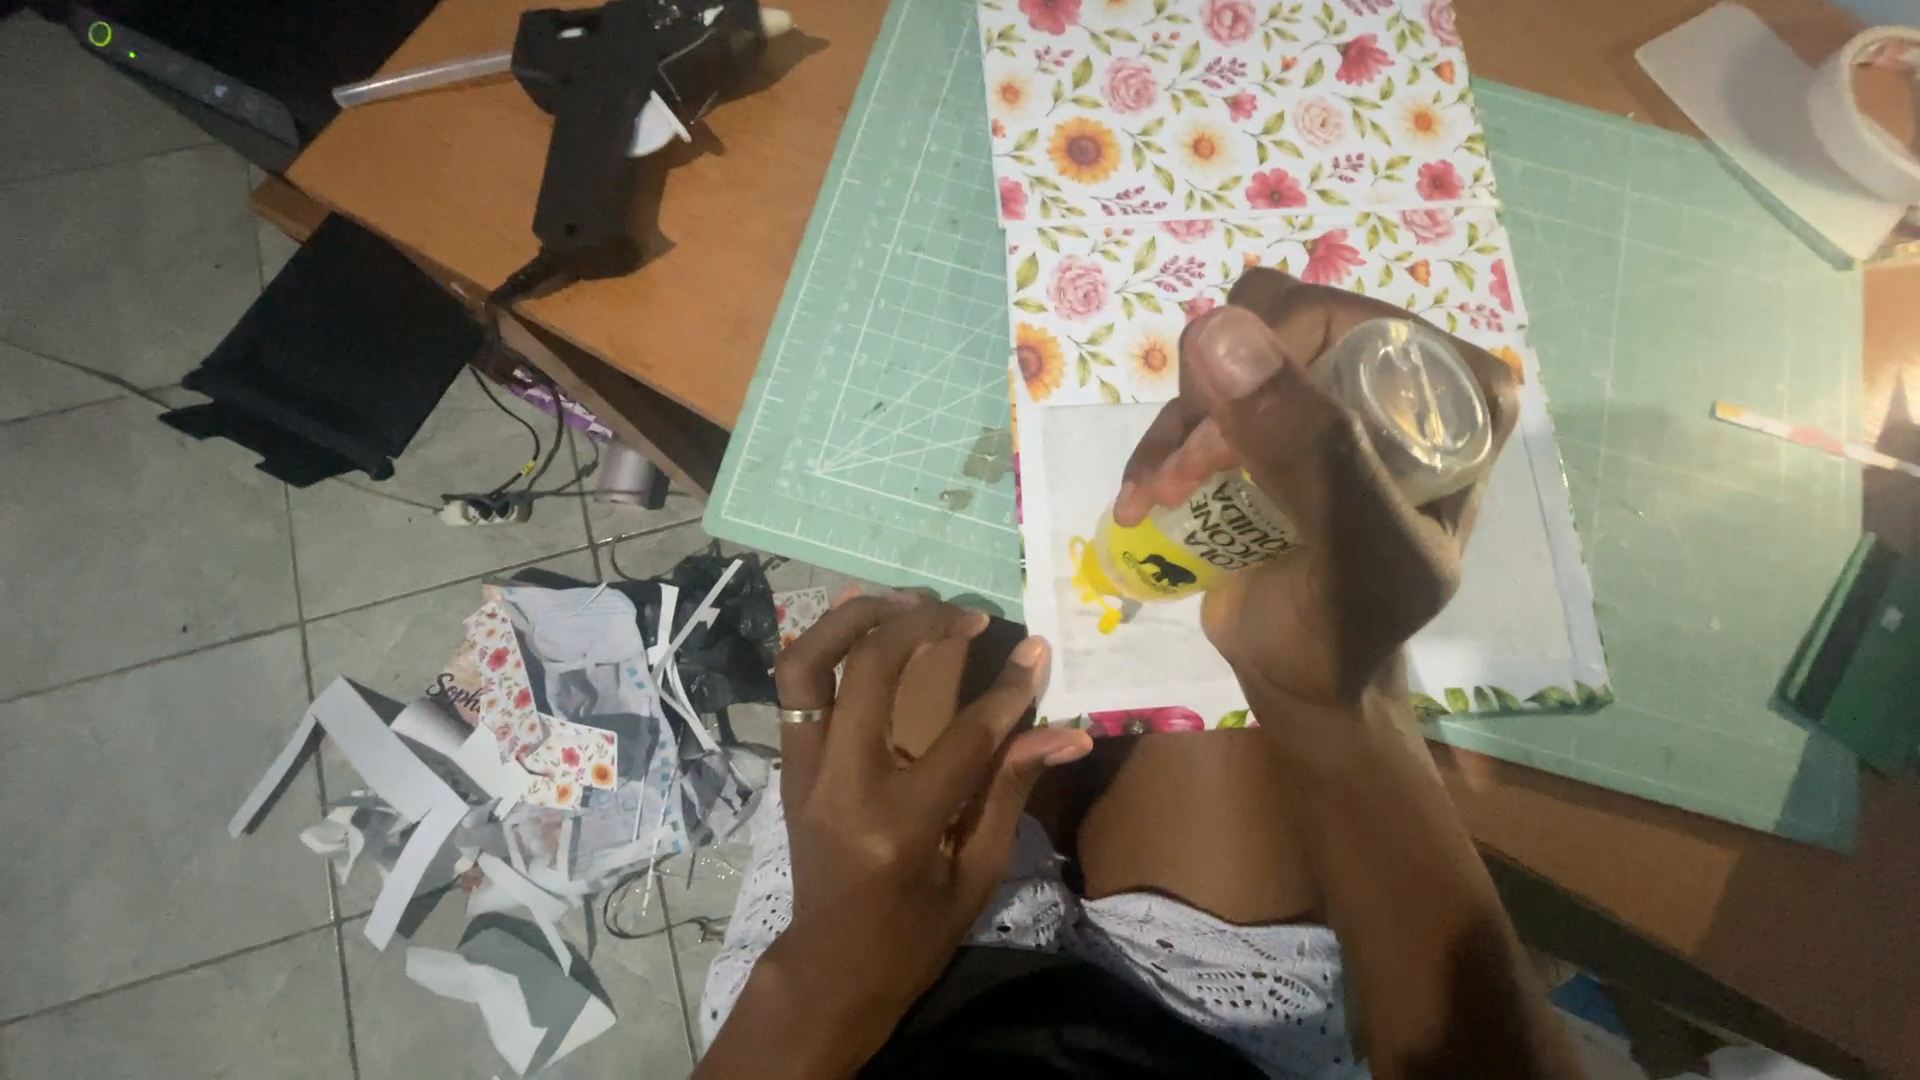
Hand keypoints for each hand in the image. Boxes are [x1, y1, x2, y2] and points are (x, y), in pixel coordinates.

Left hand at [767, 594, 1092, 1031]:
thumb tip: (1066, 733)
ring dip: (856, 618)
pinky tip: (862, 616)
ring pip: (809, 662)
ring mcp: (803, 768)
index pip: (964, 736)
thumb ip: (1011, 789)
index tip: (1034, 650)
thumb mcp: (977, 872)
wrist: (829, 969)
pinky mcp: (789, 762)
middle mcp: (841, 784)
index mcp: (900, 825)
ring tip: (906, 601)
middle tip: (963, 615)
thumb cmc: (914, 933)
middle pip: (872, 671)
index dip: (1008, 690)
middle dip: (922, 627)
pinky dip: (824, 639)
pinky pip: (795, 683)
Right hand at [1114, 269, 1517, 707]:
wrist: (1303, 673)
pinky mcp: (1268, 430)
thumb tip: (1216, 331)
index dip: (1257, 371)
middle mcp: (1389, 379)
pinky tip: (1144, 499)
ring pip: (1216, 362)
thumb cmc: (1345, 626)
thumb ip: (1303, 446)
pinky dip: (1161, 448)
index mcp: (1450, 389)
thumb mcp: (1346, 544)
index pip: (1331, 317)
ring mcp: (1322, 401)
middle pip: (1262, 327)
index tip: (1218, 454)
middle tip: (1188, 479)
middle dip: (1209, 406)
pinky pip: (1197, 401)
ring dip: (1175, 434)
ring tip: (1157, 498)